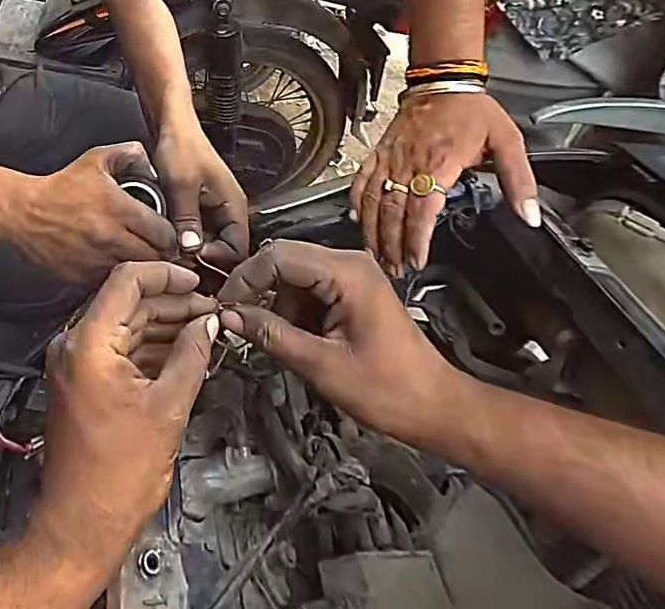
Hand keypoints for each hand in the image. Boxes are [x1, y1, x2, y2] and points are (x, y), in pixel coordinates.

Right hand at [3, 143, 179, 281]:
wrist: (23, 212)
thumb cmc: (60, 186)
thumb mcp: (96, 159)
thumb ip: (129, 153)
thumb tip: (151, 164)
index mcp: (119, 209)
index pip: (165, 234)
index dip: (169, 236)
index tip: (166, 234)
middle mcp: (111, 238)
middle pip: (155, 259)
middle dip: (161, 255)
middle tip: (157, 249)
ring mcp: (96, 261)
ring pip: (134, 274)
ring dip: (140, 268)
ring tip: (137, 258)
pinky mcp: (81, 278)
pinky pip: (110, 283)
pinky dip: (115, 277)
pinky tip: (113, 265)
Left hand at [36, 262, 218, 565]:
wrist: (82, 523)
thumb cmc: (114, 478)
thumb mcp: (167, 408)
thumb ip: (190, 356)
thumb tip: (206, 324)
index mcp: (88, 343)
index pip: (126, 281)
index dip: (165, 275)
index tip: (194, 280)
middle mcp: (75, 345)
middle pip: (128, 302)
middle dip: (172, 303)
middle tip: (209, 311)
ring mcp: (77, 362)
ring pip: (126, 324)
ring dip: (164, 324)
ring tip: (202, 330)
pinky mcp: (84, 379)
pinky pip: (120, 347)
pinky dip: (150, 346)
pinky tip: (181, 351)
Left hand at [151, 121, 248, 267]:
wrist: (173, 125)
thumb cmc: (181, 147)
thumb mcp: (181, 185)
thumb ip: (187, 218)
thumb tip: (191, 251)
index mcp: (234, 205)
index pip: (238, 250)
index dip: (216, 260)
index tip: (189, 257)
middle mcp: (229, 211)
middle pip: (224, 250)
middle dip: (202, 257)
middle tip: (175, 257)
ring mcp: (214, 209)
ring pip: (209, 242)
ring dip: (191, 248)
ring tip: (169, 248)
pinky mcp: (200, 207)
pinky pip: (197, 231)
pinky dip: (185, 236)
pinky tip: (167, 236)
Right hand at [216, 240, 470, 446]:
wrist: (439, 409)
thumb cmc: (389, 392)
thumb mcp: (323, 366)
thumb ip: (272, 335)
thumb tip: (227, 314)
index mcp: (347, 272)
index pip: (278, 256)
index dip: (245, 279)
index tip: (225, 308)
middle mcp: (348, 261)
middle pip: (283, 259)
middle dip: (258, 290)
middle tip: (239, 322)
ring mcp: (351, 273)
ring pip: (292, 274)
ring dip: (277, 304)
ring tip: (279, 340)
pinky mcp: (350, 288)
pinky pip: (307, 286)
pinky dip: (294, 309)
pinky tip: (299, 337)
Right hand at [349, 91, 538, 273]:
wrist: (442, 82)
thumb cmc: (472, 111)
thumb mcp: (508, 142)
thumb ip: (519, 180)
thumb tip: (530, 215)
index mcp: (440, 164)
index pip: (421, 209)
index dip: (415, 238)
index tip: (416, 259)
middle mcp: (409, 163)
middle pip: (392, 210)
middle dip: (391, 243)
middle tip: (394, 268)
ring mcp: (390, 158)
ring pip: (373, 198)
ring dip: (372, 228)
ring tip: (375, 253)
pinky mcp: (380, 151)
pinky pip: (362, 178)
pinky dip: (356, 199)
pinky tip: (355, 217)